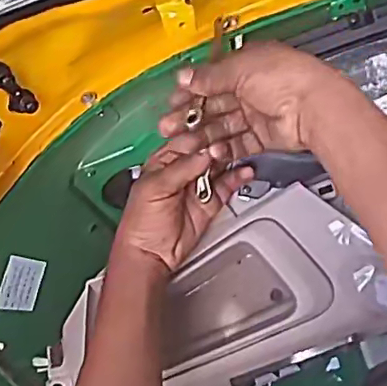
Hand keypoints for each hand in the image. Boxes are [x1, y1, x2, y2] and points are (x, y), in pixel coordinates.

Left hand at [111, 134, 253, 273]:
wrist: (150, 255)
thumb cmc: (141, 222)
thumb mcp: (155, 188)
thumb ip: (181, 169)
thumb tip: (205, 154)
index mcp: (164, 160)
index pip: (187, 140)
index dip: (202, 134)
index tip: (216, 130)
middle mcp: (184, 169)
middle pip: (207, 150)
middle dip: (220, 146)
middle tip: (230, 144)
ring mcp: (199, 185)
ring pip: (220, 166)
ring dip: (232, 159)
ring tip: (243, 155)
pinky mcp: (212, 201)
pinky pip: (228, 185)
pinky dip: (238, 178)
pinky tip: (245, 172)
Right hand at [157, 43, 356, 158]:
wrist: (315, 107)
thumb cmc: (289, 79)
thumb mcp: (241, 70)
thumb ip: (210, 76)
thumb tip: (187, 76)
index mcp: (247, 65)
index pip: (210, 79)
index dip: (191, 91)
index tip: (173, 102)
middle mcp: (252, 88)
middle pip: (214, 105)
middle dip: (191, 116)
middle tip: (171, 127)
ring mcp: (259, 113)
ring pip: (224, 126)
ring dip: (203, 135)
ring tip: (186, 143)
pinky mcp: (265, 136)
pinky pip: (238, 144)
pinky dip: (224, 148)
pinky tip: (211, 151)